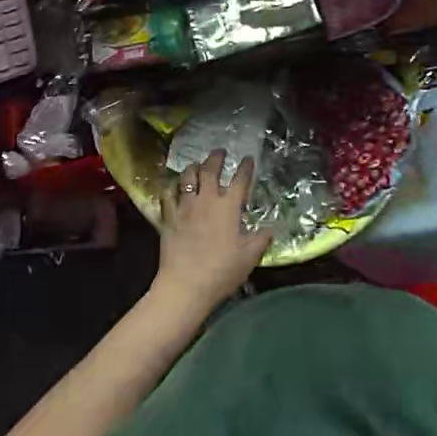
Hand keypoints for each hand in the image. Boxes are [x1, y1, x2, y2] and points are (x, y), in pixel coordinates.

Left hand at [149, 150, 273, 311]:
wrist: (186, 284)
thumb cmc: (222, 270)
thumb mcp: (250, 256)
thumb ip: (261, 239)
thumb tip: (269, 228)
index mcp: (228, 207)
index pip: (240, 180)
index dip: (245, 168)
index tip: (248, 158)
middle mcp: (206, 200)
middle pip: (210, 170)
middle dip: (216, 158)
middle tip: (219, 151)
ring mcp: (184, 206)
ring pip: (186, 177)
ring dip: (193, 167)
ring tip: (196, 164)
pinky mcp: (168, 217)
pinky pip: (167, 194)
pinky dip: (171, 186)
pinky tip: (172, 186)